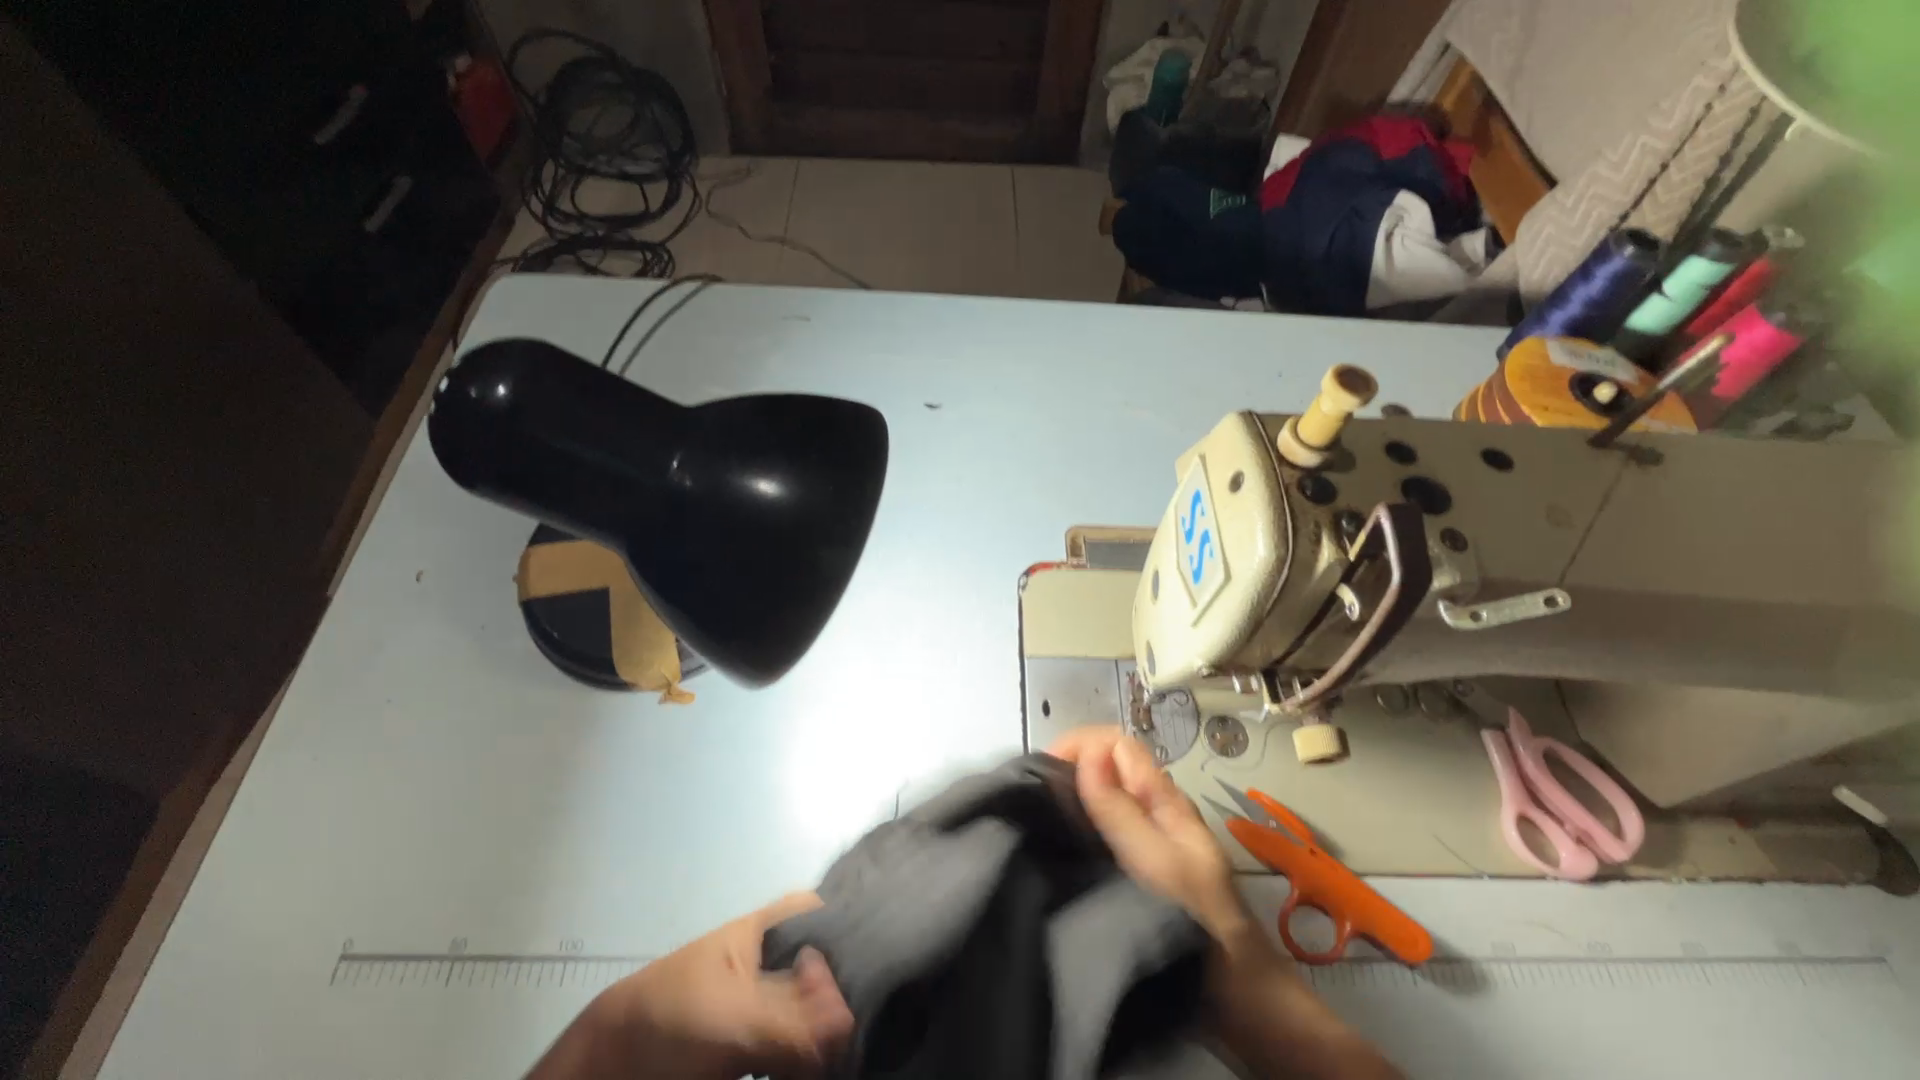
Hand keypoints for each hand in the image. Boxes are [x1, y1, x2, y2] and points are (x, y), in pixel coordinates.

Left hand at [534, 893, 852, 1079]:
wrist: (608, 1077)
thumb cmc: (666, 1022)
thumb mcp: (730, 1016)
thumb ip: (791, 1022)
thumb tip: (849, 1025)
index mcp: (766, 933)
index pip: (822, 912)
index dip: (852, 926)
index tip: (884, 954)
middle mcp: (775, 965)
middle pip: (830, 967)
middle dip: (851, 990)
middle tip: (881, 1015)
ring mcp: (770, 1010)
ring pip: (821, 1013)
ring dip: (838, 1031)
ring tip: (868, 1043)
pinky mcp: (765, 1051)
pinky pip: (806, 1051)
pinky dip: (822, 1057)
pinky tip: (843, 1061)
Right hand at [1047, 728, 1252, 941]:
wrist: (1234, 995)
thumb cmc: (1197, 922)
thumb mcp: (1158, 862)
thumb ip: (1122, 810)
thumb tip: (1087, 752)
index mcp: (1164, 799)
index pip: (1117, 744)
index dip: (1080, 746)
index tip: (1043, 776)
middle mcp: (1154, 811)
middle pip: (1106, 767)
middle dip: (1069, 771)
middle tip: (1031, 803)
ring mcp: (1146, 841)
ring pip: (1101, 799)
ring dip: (1070, 801)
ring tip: (1036, 824)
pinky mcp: (1136, 871)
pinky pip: (1100, 833)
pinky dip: (1076, 830)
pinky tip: (1056, 851)